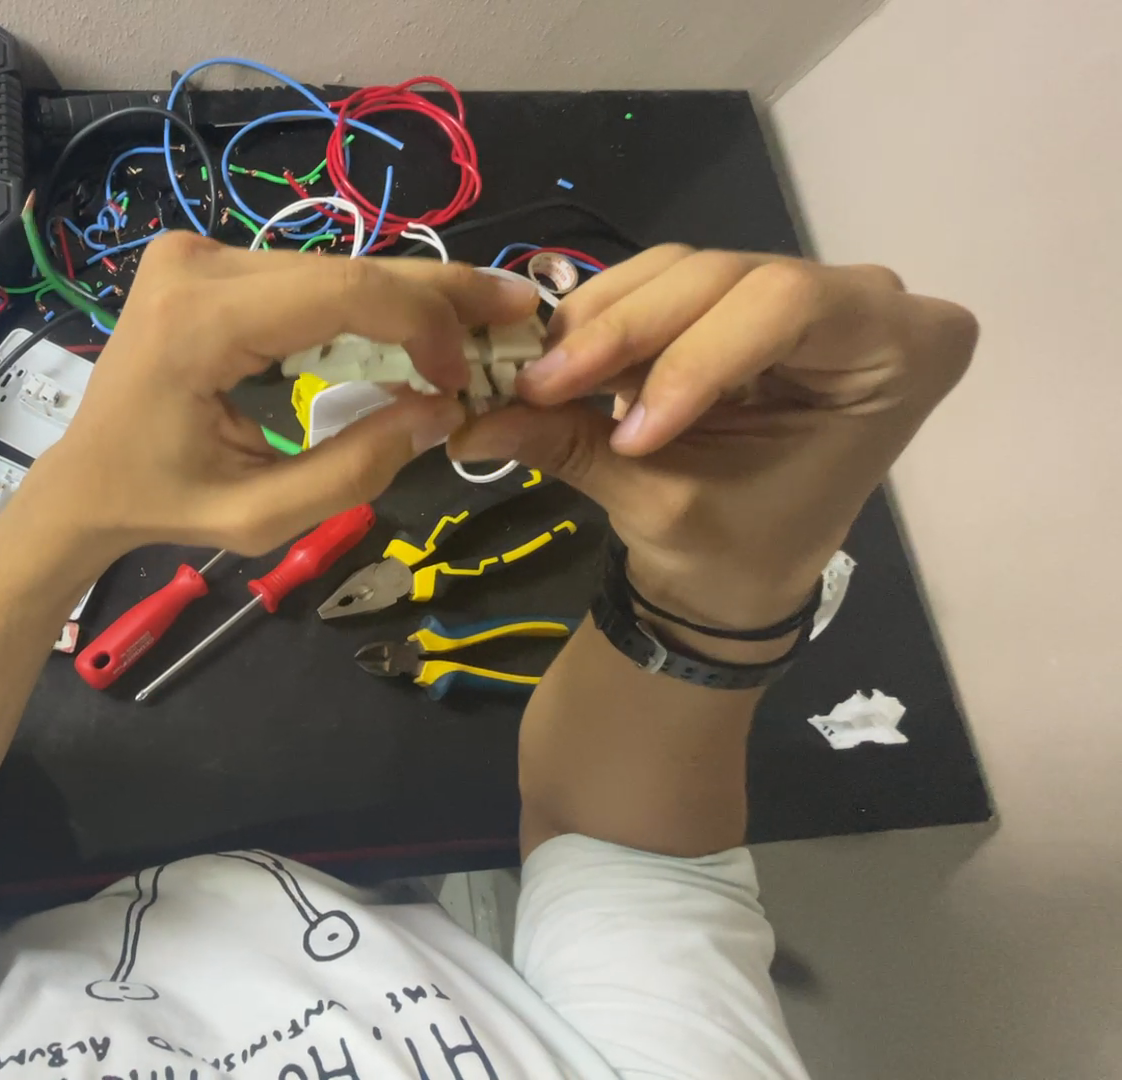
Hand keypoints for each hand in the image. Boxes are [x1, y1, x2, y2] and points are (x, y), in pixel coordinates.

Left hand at [26, 232, 539, 556]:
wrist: (84, 482)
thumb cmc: (159, 505)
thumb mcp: (259, 516)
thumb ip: (354, 469)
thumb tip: (442, 410)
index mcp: (195, 324)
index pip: (341, 292)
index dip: (424, 323)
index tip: (465, 372)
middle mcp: (192, 265)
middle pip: (341, 271)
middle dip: (431, 301)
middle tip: (512, 314)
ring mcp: (189, 254)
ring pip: (326, 272)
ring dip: (395, 307)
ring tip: (460, 337)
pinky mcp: (196, 262)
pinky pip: (296, 281)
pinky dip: (349, 311)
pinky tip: (395, 336)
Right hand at [447, 244, 976, 627]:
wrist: (731, 568)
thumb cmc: (731, 550)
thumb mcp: (659, 506)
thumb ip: (573, 450)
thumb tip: (468, 427)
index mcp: (897, 351)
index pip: (785, 307)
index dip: (690, 358)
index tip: (624, 437)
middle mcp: (854, 301)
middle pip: (718, 276)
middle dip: (618, 336)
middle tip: (533, 389)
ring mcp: (783, 296)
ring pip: (672, 272)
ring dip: (592, 326)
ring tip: (537, 385)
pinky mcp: (721, 308)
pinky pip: (648, 289)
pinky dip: (590, 326)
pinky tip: (555, 369)